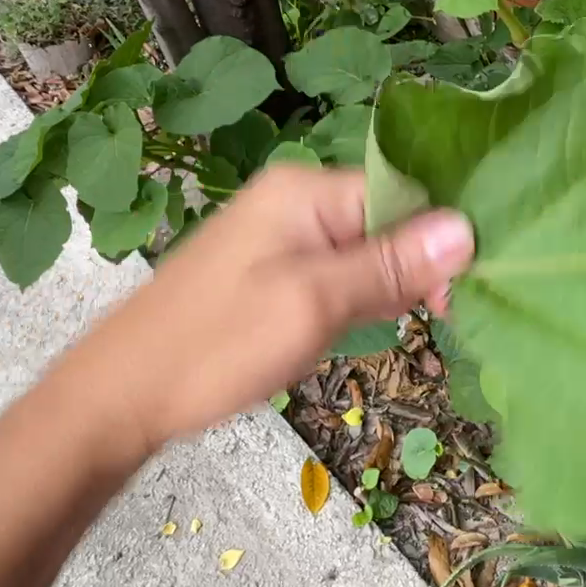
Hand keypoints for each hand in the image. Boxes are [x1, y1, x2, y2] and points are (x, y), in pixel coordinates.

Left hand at [57, 165, 473, 459]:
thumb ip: (389, 264)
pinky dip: (358, 295)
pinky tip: (360, 324)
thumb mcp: (313, 303)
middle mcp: (297, 199)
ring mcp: (283, 233)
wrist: (118, 397)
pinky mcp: (275, 267)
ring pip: (366, 248)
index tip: (456, 294)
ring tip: (392, 325)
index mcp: (306, 190)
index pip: (401, 193)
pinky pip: (339, 269)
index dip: (437, 238)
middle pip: (387, 218)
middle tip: (429, 319)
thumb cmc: (216, 346)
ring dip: (387, 284)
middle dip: (414, 265)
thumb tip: (467, 228)